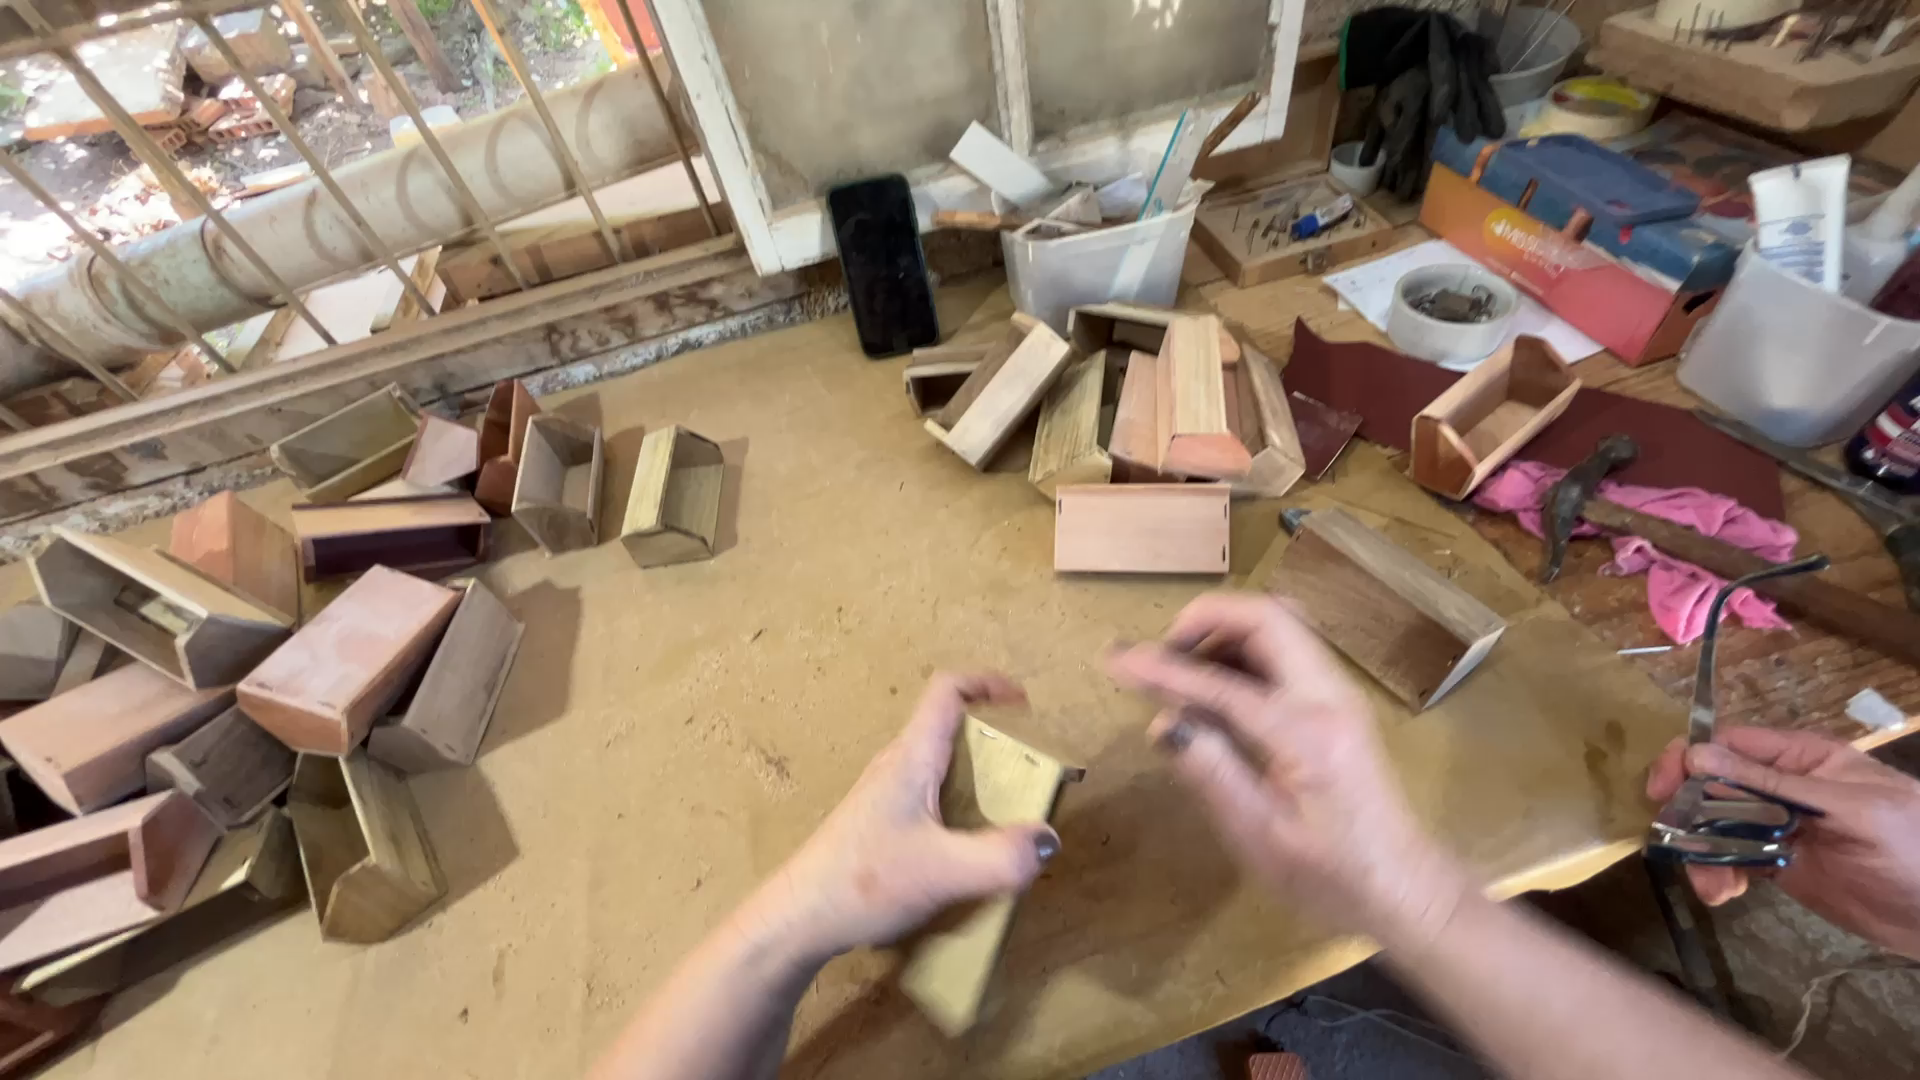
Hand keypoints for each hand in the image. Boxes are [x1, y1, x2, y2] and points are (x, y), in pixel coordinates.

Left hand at [745, 674, 1059, 963]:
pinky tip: (966, 846)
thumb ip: (1000, 858)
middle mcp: (898, 763)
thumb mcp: (942, 872)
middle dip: (993, 736)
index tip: (1023, 701)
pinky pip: (930, 794)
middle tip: (1027, 769)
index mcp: (912, 756)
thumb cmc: (864, 881)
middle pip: (948, 725)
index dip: (987, 682)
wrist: (797, 919)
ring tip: (1006, 810)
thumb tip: (1048, 840)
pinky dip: (959, 803)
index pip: (947, 690)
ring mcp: (885, 792)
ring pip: (939, 763)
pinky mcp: (880, 821)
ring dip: (977, 773)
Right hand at [1104, 593, 1468, 943]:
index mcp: (1308, 734)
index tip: (1119, 660)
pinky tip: (1216, 689)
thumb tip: (1163, 723)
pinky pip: (1284, 647)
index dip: (1165, 669)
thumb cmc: (1333, 878)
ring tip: (1184, 671)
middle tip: (1164, 652)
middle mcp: (1329, 696)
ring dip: (1224, 631)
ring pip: (1277, 624)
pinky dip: (1242, 649)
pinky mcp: (1334, 700)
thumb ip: (1211, 773)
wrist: (1407, 893)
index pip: (1223, 683)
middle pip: (1267, 616)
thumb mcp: (1262, 838)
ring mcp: (1337, 693)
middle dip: (1205, 619)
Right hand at [1647, 727, 1919, 958]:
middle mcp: (1779, 784)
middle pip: (1707, 784)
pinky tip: (1721, 892)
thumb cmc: (1914, 852)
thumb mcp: (1851, 811)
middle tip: (1671, 837)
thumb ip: (1773, 783)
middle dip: (1688, 814)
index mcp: (1800, 760)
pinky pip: (1724, 855)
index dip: (1688, 761)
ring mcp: (1772, 822)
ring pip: (1709, 822)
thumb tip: (1695, 755)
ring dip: (1698, 850)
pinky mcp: (1770, 857)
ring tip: (1708, 883)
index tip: (1664, 791)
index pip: (1725, 745)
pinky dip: (1713, 872)